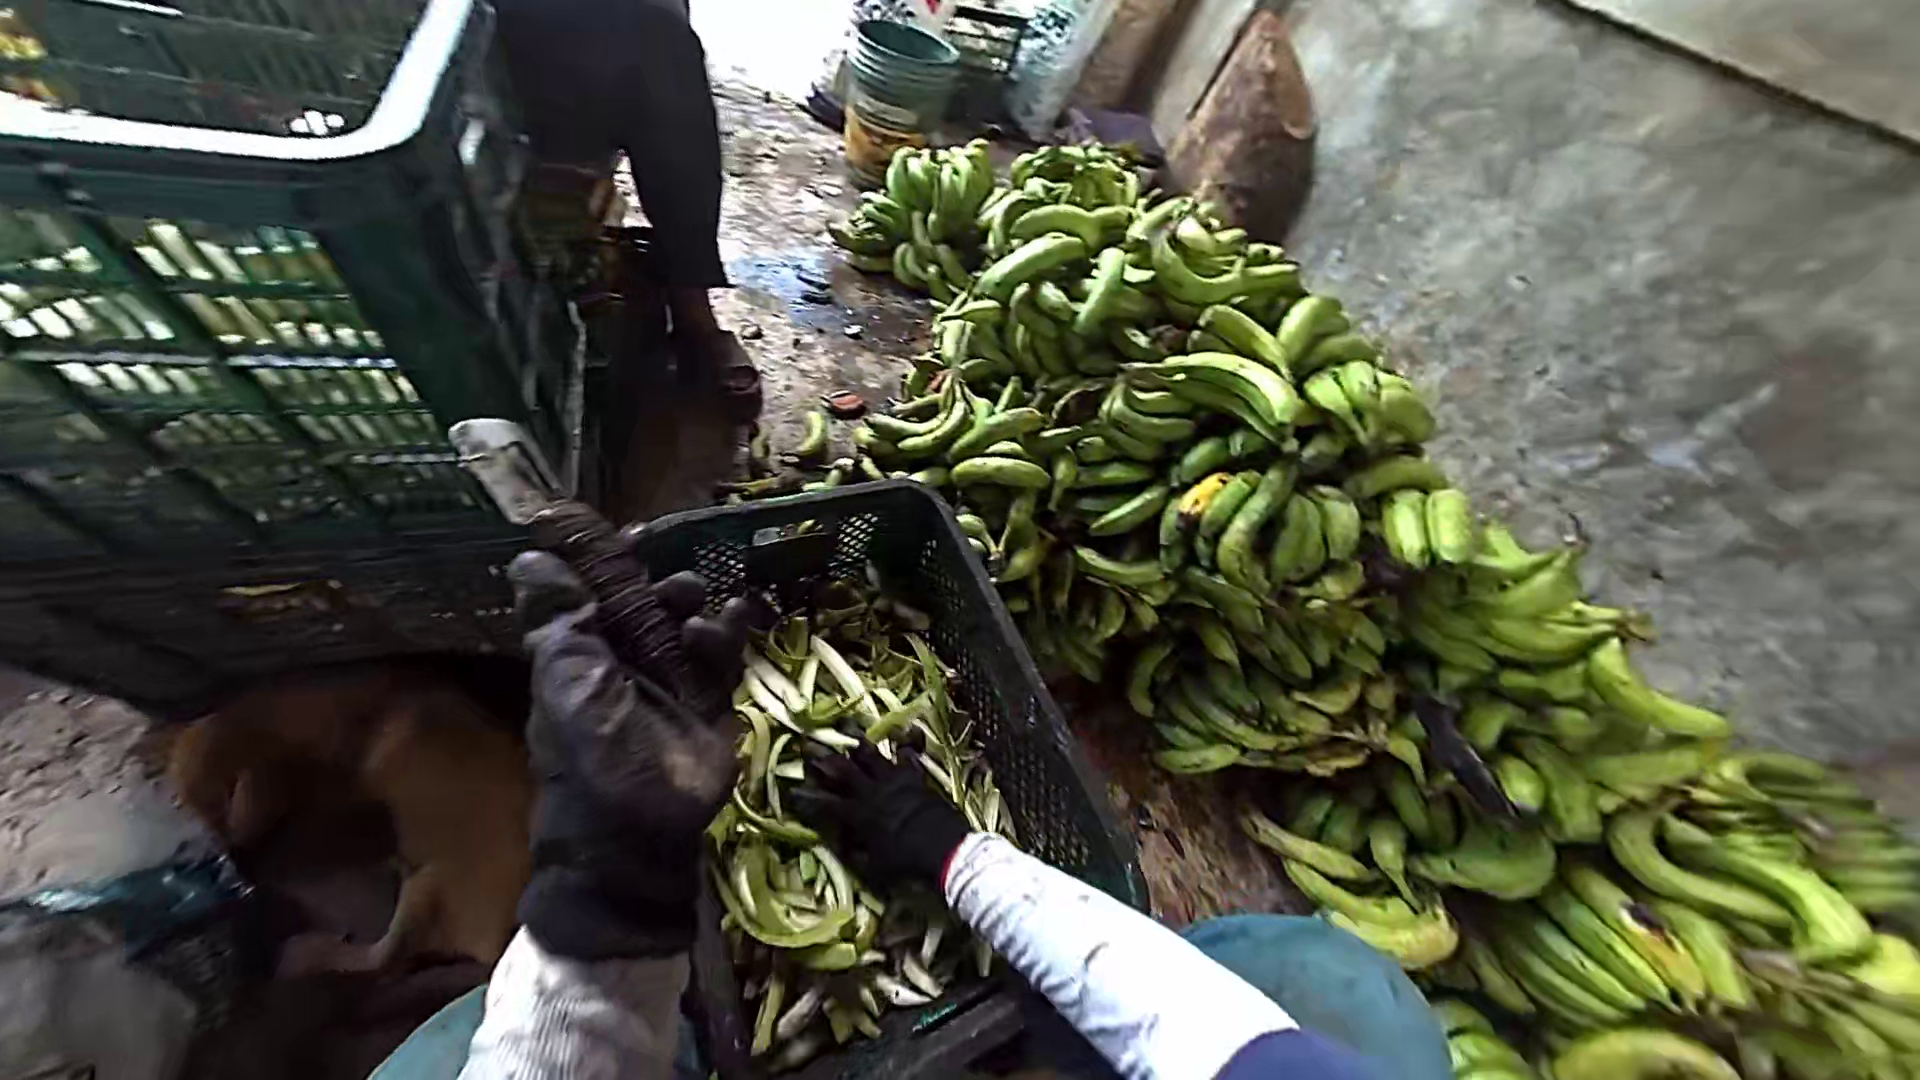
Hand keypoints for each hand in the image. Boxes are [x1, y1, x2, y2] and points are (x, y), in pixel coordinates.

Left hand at [509, 551, 753, 959]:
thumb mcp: (567, 681)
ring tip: (697, 617)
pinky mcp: (711, 692)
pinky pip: (723, 650)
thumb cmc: (592, 752)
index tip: (631, 532)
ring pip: (690, 618)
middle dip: (664, 583)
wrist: (640, 826)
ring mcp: (674, 674)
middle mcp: (629, 656)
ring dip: (695, 607)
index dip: (610, 559)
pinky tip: (727, 623)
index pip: (597, 592)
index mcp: (586, 650)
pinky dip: (727, 630)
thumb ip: (561, 620)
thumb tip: (526, 556)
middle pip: (651, 600)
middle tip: (677, 585)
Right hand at [790, 744, 972, 891]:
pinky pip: (907, 758)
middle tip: (808, 743)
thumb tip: (840, 842)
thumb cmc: (907, 864)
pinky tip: (901, 740)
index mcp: (859, 816)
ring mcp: (895, 780)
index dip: (808, 798)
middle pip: (844, 771)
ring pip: (872, 756)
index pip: (826, 805)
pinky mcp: (915, 777)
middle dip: (824, 758)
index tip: (792, 790)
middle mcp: (873, 792)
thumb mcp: (873, 869)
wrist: (945, 848)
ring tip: (847, 728)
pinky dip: (903, 749)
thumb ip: (853, 853)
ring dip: (858, 744)